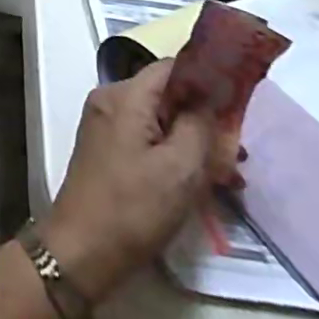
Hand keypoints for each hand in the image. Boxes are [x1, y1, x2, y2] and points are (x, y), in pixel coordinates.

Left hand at [42, 59, 240, 301]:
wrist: (81, 250)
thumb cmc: (133, 208)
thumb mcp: (180, 168)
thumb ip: (199, 124)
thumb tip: (211, 95)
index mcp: (124, 96)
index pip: (171, 68)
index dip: (205, 81)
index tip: (236, 103)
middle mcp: (109, 99)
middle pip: (165, 95)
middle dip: (202, 120)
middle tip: (236, 151)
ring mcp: (104, 123)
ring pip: (157, 120)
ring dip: (190, 141)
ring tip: (226, 174)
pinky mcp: (105, 147)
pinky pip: (144, 138)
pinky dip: (170, 152)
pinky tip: (197, 182)